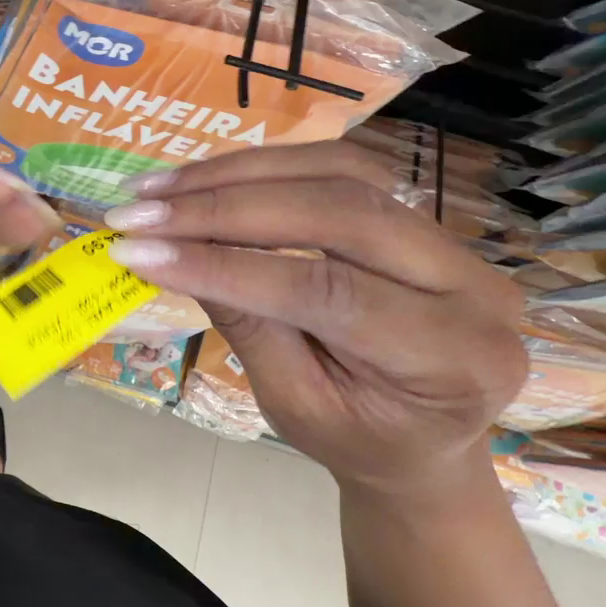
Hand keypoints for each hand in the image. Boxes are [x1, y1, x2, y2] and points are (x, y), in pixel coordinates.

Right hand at [102, 141, 526, 498]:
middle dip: (222, 208)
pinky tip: (199, 181)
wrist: (420, 438)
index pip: (325, 290)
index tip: (137, 253)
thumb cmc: (354, 438)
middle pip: (338, 212)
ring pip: (337, 173)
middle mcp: (470, 285)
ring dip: (234, 174)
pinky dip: (259, 168)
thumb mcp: (294, 403)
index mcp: (451, 358)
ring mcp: (449, 240)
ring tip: (154, 189)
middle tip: (136, 214)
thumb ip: (247, 327)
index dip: (223, 266)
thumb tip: (167, 256)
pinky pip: (335, 170)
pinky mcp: (416, 214)